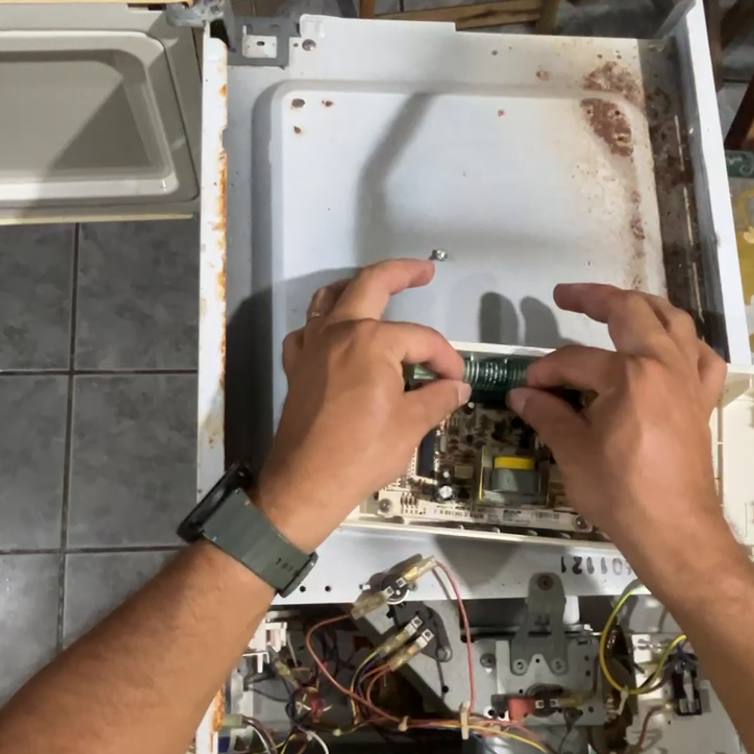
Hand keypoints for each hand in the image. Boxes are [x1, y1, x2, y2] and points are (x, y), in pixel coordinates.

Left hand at [254, 260, 469, 550]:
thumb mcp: (412, 424)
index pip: (420, 339)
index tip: (457, 382)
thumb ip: (437, 398)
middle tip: (423, 271)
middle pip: (370, 286)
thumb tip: (457, 387)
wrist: (307, 483)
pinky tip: (335, 337)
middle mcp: (338, 332)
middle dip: (400, 273)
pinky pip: (307, 333)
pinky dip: (322, 327)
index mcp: (370, 341)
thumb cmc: (362, 452)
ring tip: (375, 290)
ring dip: (354, 288)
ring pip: (330, 300)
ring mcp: (311, 347)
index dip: (445, 358)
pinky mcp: (296, 368)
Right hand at [508, 284, 747, 596]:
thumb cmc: (620, 492)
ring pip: (674, 321)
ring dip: (644, 307)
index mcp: (629, 375)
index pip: (575, 360)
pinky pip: (701, 357)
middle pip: (631, 312)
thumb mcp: (573, 452)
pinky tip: (670, 348)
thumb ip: (548, 414)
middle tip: (566, 295)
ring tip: (618, 306)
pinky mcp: (702, 400)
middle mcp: (664, 364)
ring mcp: (689, 380)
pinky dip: (685, 343)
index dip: (546, 371)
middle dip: (595, 298)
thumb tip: (521, 393)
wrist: (674, 529)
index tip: (527, 387)